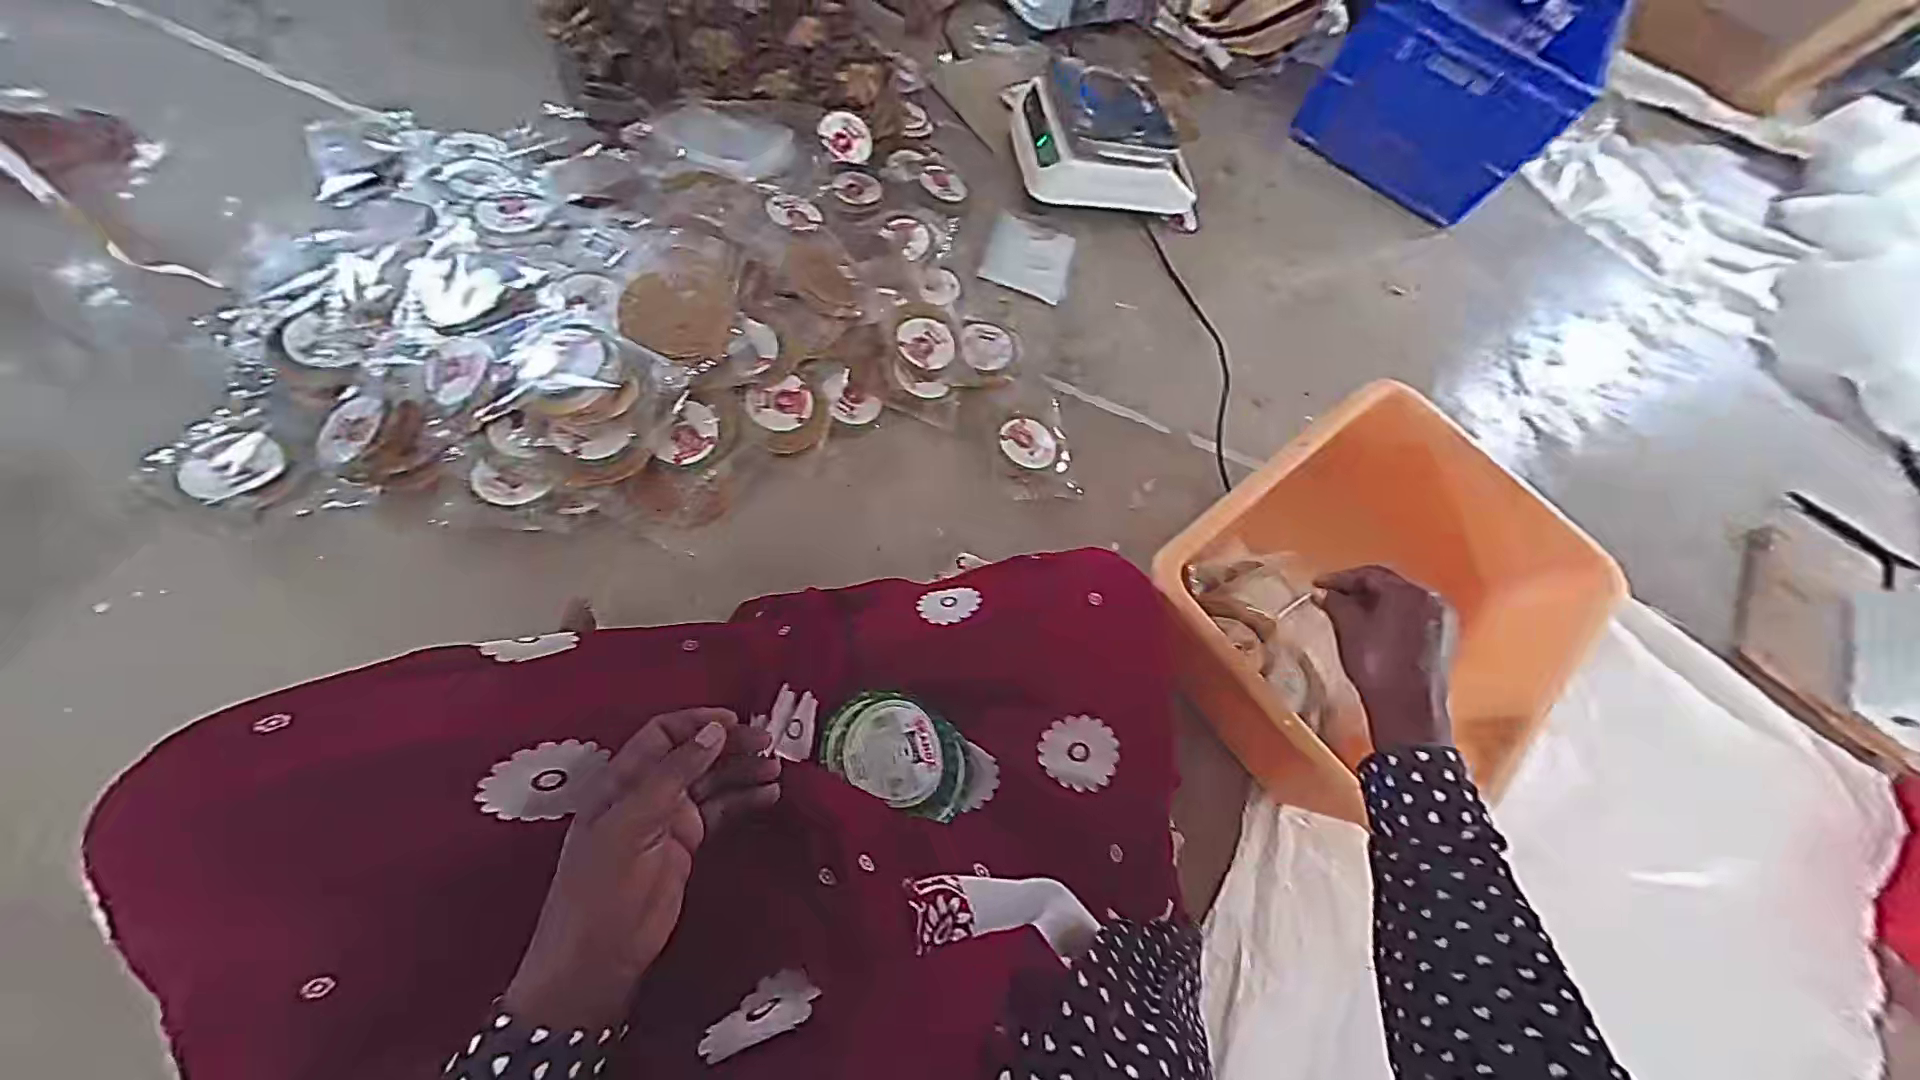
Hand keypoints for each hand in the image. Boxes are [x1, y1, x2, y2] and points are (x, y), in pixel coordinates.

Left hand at [502, 708, 780, 1028]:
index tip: (735, 722)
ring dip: (744, 771)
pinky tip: (768, 794)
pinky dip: (745, 800)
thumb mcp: (631, 825)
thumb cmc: (600, 891)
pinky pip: (721, 811)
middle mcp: (647, 792)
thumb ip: (673, 775)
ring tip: (774, 768)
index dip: (698, 722)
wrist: (596, 963)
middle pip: (695, 754)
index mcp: (622, 781)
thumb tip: (714, 731)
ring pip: (713, 781)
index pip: (663, 733)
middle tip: (766, 742)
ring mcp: (668, 818)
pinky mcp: (687, 843)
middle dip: (731, 745)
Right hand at [1313, 566, 1456, 752]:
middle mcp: (1431, 601)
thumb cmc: (1378, 666)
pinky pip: (1411, 616)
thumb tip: (1325, 593)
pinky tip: (1370, 628)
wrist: (1407, 708)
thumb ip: (1335, 603)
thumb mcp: (1348, 628)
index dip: (1339, 578)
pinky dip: (1389, 616)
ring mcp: (1440, 620)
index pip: (1369, 574)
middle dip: (1357, 588)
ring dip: (1373, 602)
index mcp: (1409, 593)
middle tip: (1331, 595)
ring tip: (1347, 612)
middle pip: (1388, 584)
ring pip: (1401, 601)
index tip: (1319, 584)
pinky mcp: (1442, 639)